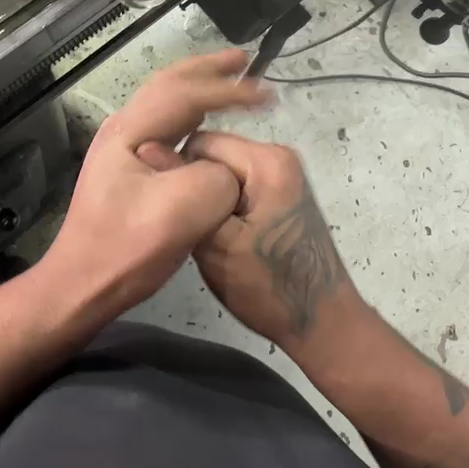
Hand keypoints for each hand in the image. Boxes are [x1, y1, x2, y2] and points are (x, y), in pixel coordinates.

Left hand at [34, 49, 271, 326]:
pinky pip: (166, 127)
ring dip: (200, 88)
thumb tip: (223, 169)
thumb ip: (215, 178)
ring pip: (166, 103)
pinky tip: (205, 122)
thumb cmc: (127, 249)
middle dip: (208, 70)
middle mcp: (123, 129)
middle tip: (244, 60)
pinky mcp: (127, 169)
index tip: (268, 92)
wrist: (81, 286)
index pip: (186, 94)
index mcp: (130, 131)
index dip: (229, 90)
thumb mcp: (182, 212)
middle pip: (170, 85)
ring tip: (231, 80)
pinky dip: (192, 114)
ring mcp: (121, 148)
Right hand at [182, 132, 359, 352]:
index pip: (199, 143)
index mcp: (266, 158)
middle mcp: (278, 154)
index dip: (177, 173)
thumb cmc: (269, 287)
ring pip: (223, 171)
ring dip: (208, 196)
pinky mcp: (283, 191)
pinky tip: (223, 233)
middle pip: (213, 154)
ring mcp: (284, 172)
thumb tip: (146, 148)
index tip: (168, 206)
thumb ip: (184, 193)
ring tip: (203, 231)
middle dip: (195, 184)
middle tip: (187, 223)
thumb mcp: (216, 242)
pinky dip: (225, 204)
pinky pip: (239, 183)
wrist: (323, 325)